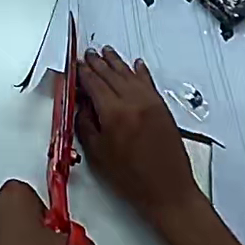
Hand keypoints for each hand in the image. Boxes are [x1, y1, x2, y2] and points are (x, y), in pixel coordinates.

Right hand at [74, 48, 202, 230]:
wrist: (168, 192)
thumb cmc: (130, 178)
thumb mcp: (97, 153)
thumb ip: (86, 124)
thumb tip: (81, 105)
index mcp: (113, 112)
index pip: (94, 83)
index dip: (83, 72)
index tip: (76, 65)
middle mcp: (132, 102)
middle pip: (111, 75)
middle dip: (98, 63)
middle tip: (88, 54)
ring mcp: (150, 103)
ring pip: (129, 74)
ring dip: (116, 62)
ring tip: (106, 52)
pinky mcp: (162, 108)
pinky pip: (149, 83)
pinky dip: (141, 72)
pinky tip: (136, 64)